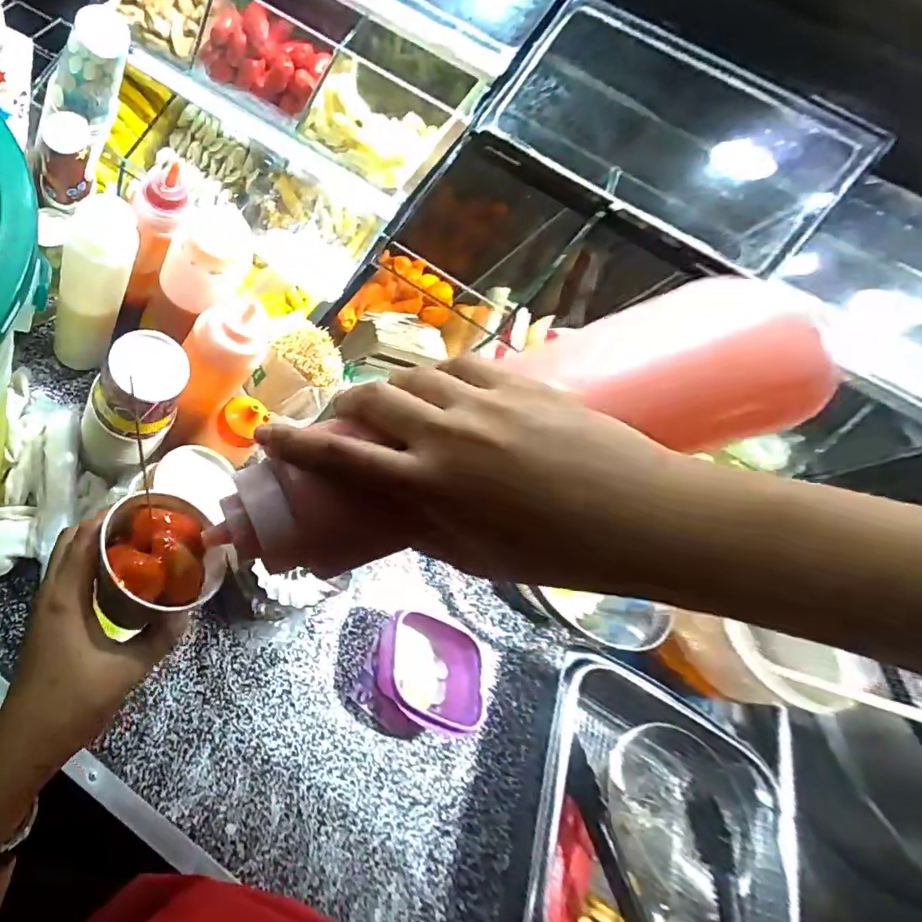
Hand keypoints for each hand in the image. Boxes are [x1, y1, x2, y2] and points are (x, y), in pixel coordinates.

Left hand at [0, 515, 188, 845]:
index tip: (139, 509)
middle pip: (70, 541)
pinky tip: (111, 581)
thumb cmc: (74, 701)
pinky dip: (85, 567)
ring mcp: (44, 605)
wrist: (30, 733)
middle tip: (139, 527)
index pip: (83, 539)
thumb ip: (157, 640)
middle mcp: (50, 592)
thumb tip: (185, 613)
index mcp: (64, 595)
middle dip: (101, 526)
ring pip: (65, 559)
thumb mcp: (125, 672)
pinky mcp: (46, 619)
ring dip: (91, 546)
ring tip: (130, 547)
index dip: (108, 518)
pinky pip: (65, 578)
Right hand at [256, 356, 705, 592]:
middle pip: (368, 401)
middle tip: (338, 420)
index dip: (292, 443)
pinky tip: (442, 389)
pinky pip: (460, 366)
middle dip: (340, 406)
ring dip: (387, 389)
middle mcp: (447, 435)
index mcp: (428, 484)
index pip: (339, 457)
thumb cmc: (557, 554)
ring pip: (410, 377)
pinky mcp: (524, 386)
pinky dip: (436, 376)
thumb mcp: (469, 555)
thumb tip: (388, 507)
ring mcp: (487, 404)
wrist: (658, 520)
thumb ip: (418, 524)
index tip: (264, 433)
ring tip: (392, 405)